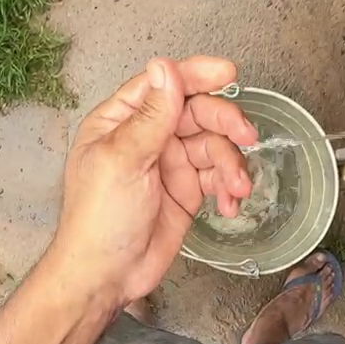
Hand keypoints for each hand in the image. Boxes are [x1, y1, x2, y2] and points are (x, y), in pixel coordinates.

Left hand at [44, 56, 258, 308]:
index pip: (164, 84)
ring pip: (214, 146)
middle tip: (247, 136)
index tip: (227, 74)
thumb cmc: (98, 220)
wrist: (106, 275)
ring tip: (238, 188)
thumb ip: (151, 116)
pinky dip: (229, 188)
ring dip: (232, 164)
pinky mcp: (187, 191)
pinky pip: (217, 177)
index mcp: (121, 121)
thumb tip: (166, 69)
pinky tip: (231, 204)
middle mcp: (147, 137)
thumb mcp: (123, 160)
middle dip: (225, 123)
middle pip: (197, 112)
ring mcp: (169, 164)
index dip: (197, 75)